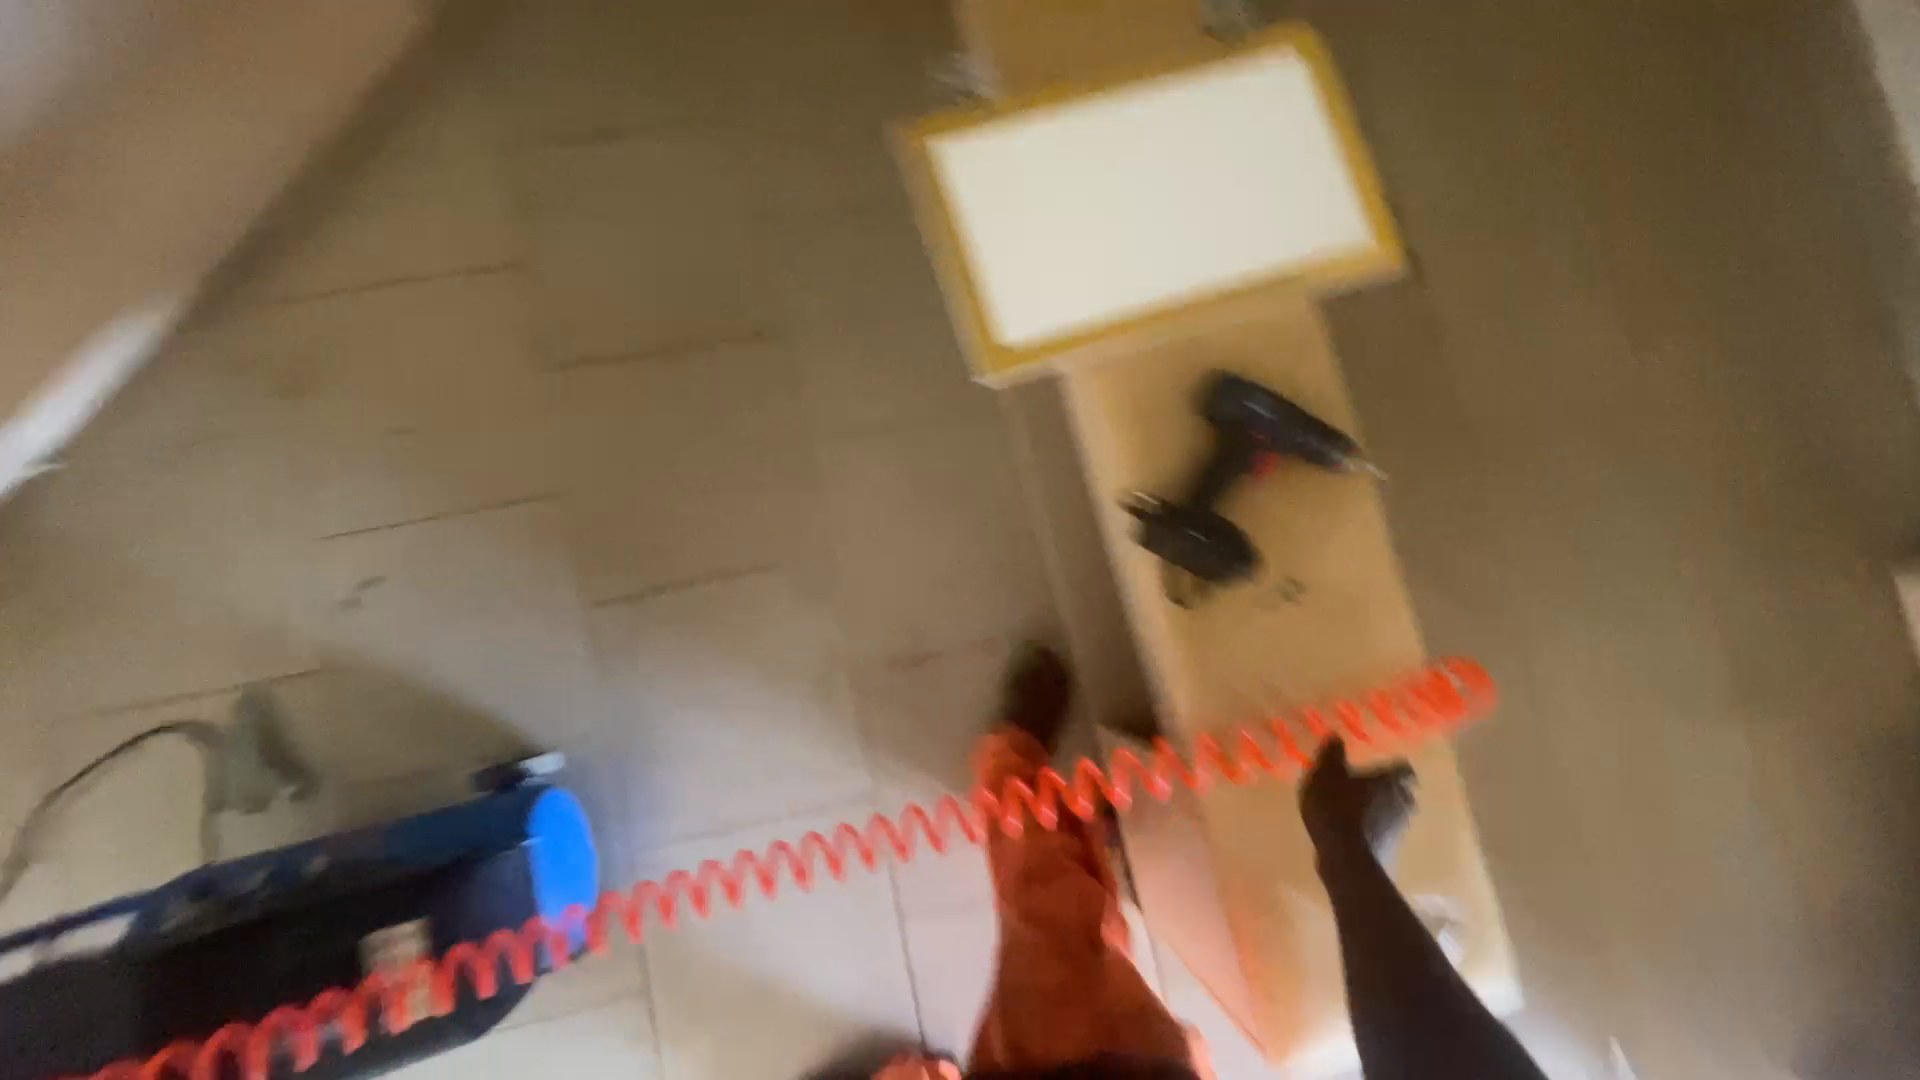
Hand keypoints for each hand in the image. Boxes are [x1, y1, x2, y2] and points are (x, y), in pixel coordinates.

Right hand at [1300, 738, 1416, 862]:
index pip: (1403, 769)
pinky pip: (1385, 833)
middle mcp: (1402, 802)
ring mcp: (1400, 829)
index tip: (1382, 765)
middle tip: (1370, 786)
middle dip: (1390, 789)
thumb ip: (1332, 755)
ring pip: (1396, 813)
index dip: (1394, 766)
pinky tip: (1355, 830)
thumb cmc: (1335, 807)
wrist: (1346, 858)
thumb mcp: (1325, 775)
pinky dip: (1375, 829)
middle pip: (1403, 792)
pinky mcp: (1391, 850)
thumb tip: (1336, 734)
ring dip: (1383, 810)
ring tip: (1360, 809)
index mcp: (1390, 780)